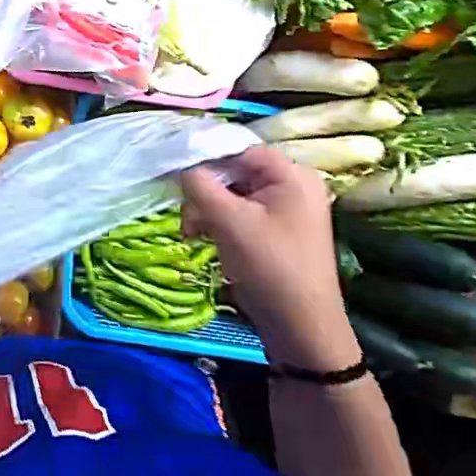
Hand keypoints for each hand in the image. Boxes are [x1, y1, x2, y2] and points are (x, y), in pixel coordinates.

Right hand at [179, 147, 359, 372]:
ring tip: (192, 232)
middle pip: (233, 170)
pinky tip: (203, 237)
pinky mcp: (277, 230)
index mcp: (292, 175)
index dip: (203, 158)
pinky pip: (240, 211)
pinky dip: (219, 221)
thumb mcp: (228, 221)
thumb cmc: (269, 267)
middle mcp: (293, 185)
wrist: (301, 326)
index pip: (237, 148)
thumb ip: (200, 185)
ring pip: (232, 192)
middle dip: (204, 191)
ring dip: (207, 208)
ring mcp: (286, 208)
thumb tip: (178, 164)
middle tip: (187, 216)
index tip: (174, 177)